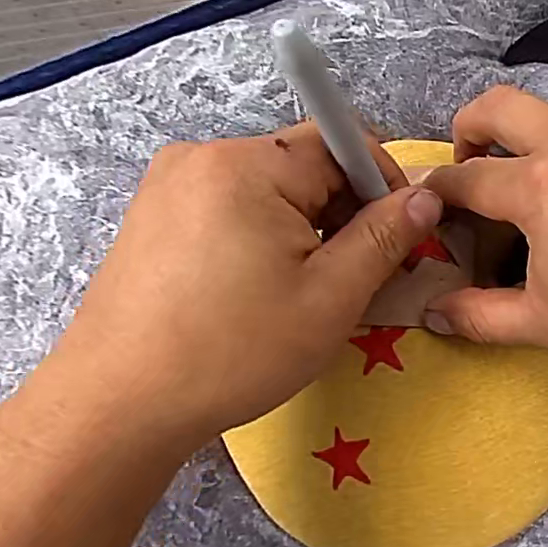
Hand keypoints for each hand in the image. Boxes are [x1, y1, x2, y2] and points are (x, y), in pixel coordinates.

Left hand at [52, 123, 443, 445]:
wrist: (122, 403)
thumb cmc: (235, 352)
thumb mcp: (331, 298)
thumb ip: (384, 238)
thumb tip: (425, 199)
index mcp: (249, 166)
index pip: (341, 143)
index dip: (383, 186)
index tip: (401, 236)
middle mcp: (203, 157)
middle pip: (303, 165)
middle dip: (344, 212)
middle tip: (362, 273)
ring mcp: (170, 186)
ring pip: (269, 190)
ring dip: (306, 228)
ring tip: (311, 289)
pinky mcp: (154, 217)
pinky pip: (232, 209)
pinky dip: (265, 237)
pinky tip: (263, 288)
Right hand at [421, 86, 547, 378]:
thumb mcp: (546, 324)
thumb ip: (479, 316)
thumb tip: (432, 313)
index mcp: (540, 189)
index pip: (466, 178)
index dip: (439, 190)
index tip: (434, 202)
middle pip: (500, 106)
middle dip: (470, 126)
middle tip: (473, 160)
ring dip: (547, 152)